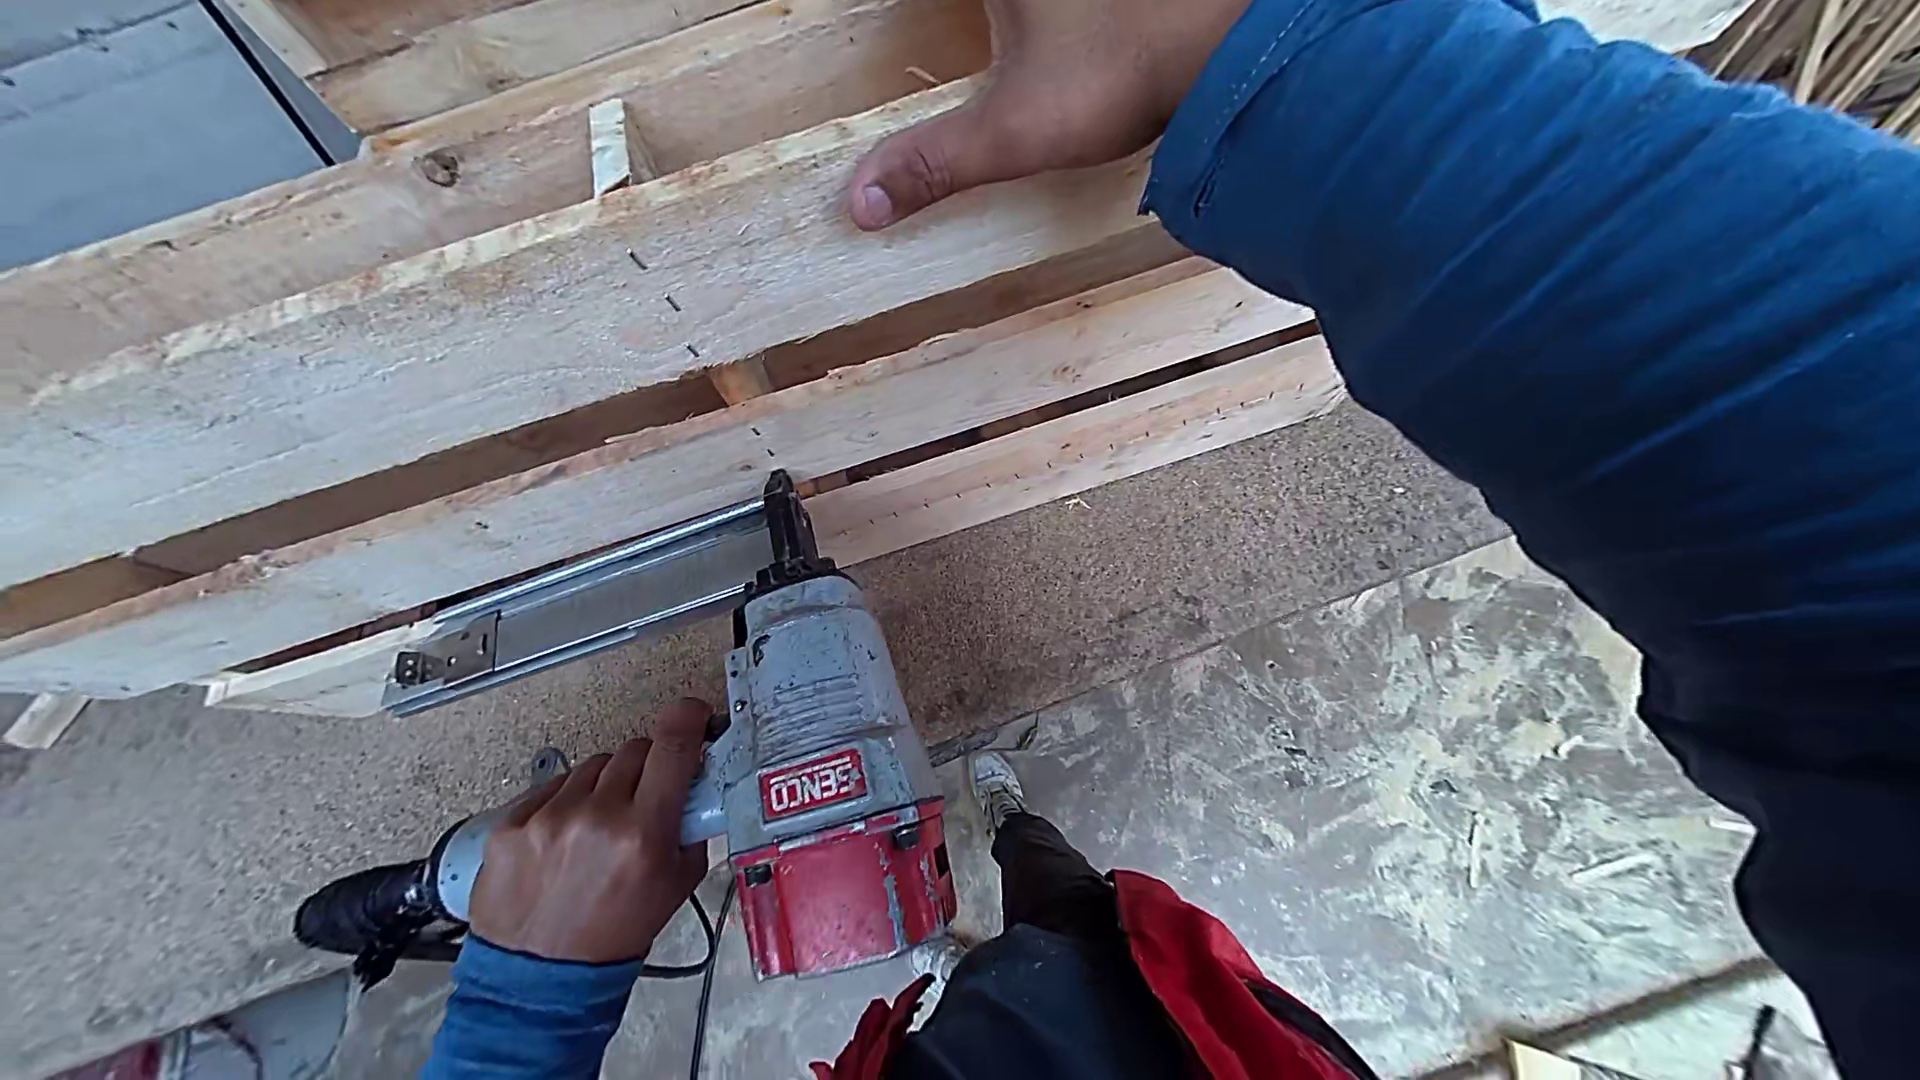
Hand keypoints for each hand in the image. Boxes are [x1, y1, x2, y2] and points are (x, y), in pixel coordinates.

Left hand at [467, 699, 712, 962]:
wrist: (540, 977)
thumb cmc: (615, 930)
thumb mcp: (679, 877)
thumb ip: (694, 821)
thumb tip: (701, 777)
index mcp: (643, 830)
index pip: (674, 743)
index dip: (689, 716)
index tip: (694, 713)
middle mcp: (595, 817)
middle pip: (636, 748)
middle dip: (650, 763)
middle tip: (648, 791)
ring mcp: (548, 819)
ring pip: (596, 763)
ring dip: (608, 782)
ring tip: (603, 820)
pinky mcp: (511, 825)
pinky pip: (554, 784)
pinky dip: (569, 798)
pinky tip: (570, 830)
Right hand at [847, 0, 1251, 229]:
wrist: (1232, 46)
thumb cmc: (1114, 77)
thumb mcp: (1010, 132)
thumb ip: (932, 164)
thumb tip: (860, 204)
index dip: (874, 12)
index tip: (868, 26)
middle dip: (949, 17)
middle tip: (943, 37)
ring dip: (992, 16)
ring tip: (987, 38)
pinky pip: (1046, 7)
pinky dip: (1021, 16)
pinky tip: (1050, 34)